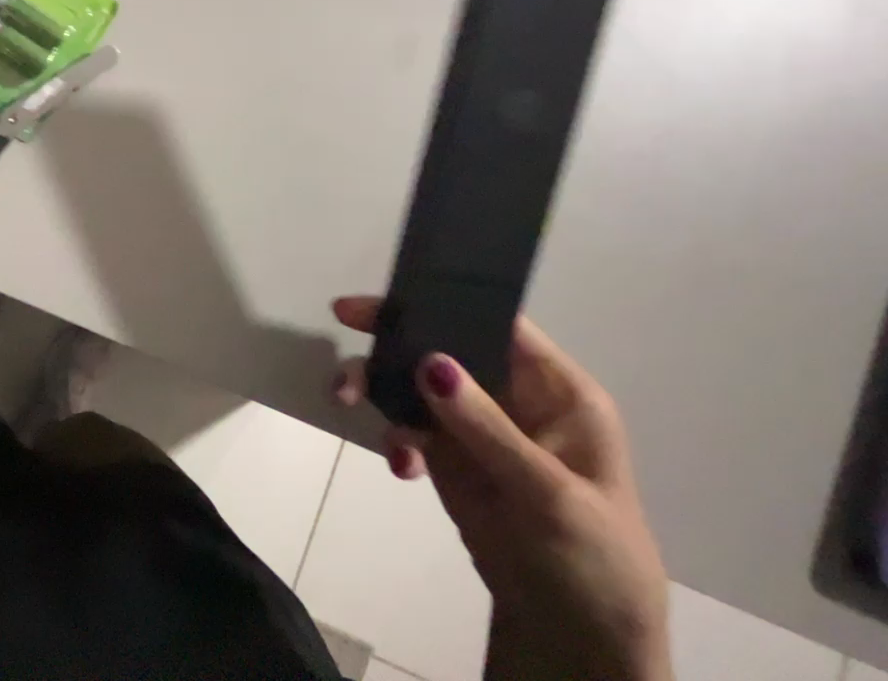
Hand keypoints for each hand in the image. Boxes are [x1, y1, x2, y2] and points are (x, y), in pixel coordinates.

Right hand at [331, 297, 672, 680]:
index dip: (444, 304)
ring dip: (379, 389)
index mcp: (558, 393)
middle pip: (443, 346)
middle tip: (343, 326)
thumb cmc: (591, 558)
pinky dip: (393, 436)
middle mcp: (514, 398)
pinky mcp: (449, 456)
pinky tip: (400, 467)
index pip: (498, 326)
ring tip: (346, 401)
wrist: (574, 633)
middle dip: (393, 343)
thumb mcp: (547, 493)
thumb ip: (486, 427)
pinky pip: (406, 424)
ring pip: (415, 383)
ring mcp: (477, 427)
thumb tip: (432, 362)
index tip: (384, 300)